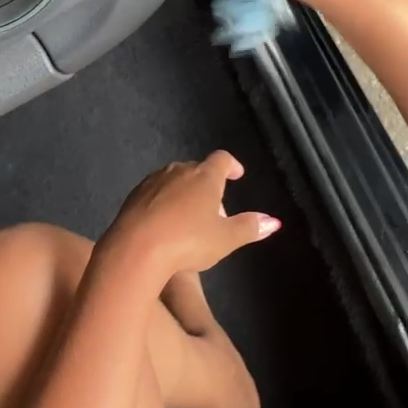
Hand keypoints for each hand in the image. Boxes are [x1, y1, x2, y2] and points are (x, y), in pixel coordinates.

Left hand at [101, 151, 279, 279]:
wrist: (135, 247)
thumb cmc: (187, 241)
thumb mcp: (224, 239)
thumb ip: (249, 227)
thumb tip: (273, 221)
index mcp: (204, 176)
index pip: (221, 159)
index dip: (231, 165)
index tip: (236, 174)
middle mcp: (178, 170)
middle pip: (197, 170)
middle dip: (208, 185)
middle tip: (215, 210)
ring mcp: (153, 180)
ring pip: (175, 180)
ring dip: (185, 193)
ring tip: (190, 219)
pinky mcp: (134, 194)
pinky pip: (156, 192)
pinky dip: (165, 201)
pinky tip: (165, 223)